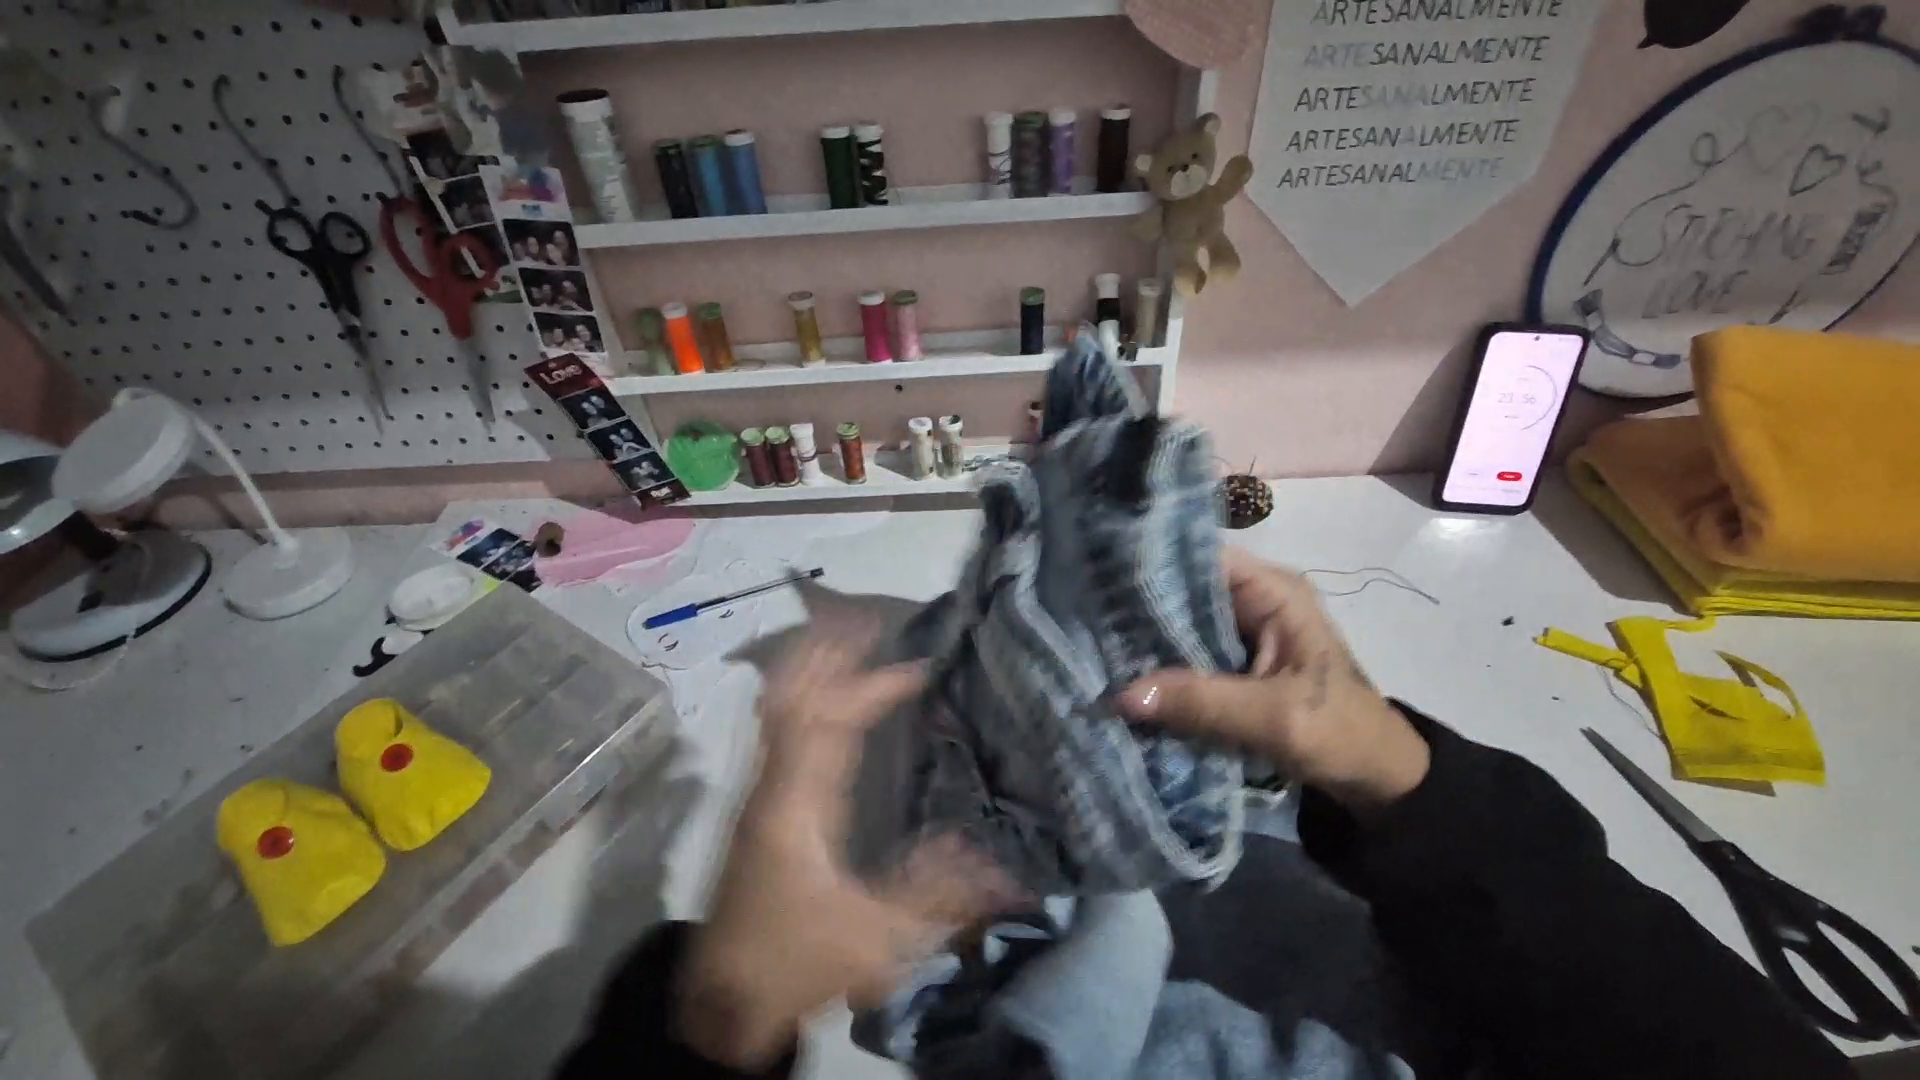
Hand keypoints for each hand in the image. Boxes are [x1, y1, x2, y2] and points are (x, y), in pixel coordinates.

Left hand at [678, 629, 1015, 1070]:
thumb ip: (937, 896)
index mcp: (798, 804)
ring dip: (810, 664)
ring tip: (844, 630)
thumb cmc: (795, 960)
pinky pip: (777, 726)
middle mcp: (772, 782)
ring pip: (779, 705)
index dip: (871, 684)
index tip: (918, 666)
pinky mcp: (758, 802)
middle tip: (868, 614)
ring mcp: (758, 789)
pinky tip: (816, 686)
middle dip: (829, 651)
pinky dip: (799, 692)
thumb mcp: (874, 938)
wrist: (721, 998)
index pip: (830, 719)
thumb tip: (1002, 863)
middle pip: (793, 695)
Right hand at [1117, 549, 1429, 812]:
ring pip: (1179, 622)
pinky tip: (1118, 671)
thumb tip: (1120, 695)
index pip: (1200, 557)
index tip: (1097, 578)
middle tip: (1082, 617)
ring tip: (1088, 641)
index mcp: (1274, 592)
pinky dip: (1157, 664)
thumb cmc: (1342, 735)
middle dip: (1136, 605)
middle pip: (1183, 588)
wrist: (1379, 781)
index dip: (1150, 563)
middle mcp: (1254, 600)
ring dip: (1142, 637)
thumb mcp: (1274, 718)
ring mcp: (1242, 632)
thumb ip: (1202, 703)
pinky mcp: (1232, 663)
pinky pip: (1185, 653)